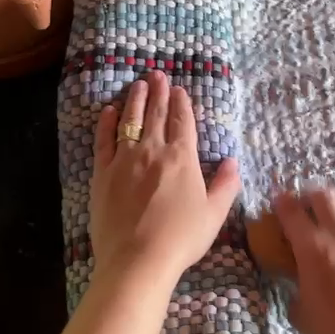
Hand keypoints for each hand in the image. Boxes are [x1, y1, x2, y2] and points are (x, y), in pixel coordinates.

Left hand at [91, 71, 241, 289]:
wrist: (138, 259)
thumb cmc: (181, 239)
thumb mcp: (214, 215)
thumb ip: (225, 186)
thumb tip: (232, 162)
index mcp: (182, 158)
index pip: (183, 123)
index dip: (182, 104)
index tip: (180, 89)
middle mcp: (152, 151)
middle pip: (156, 115)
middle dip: (158, 93)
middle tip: (157, 74)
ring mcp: (124, 160)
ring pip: (130, 121)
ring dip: (135, 101)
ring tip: (137, 85)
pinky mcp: (102, 174)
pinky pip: (104, 141)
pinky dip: (106, 124)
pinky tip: (109, 112)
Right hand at [273, 188, 334, 333]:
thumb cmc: (331, 330)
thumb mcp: (298, 306)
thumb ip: (294, 280)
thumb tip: (293, 270)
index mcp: (312, 248)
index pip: (291, 211)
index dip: (281, 203)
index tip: (279, 204)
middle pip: (323, 195)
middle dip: (310, 197)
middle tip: (308, 208)